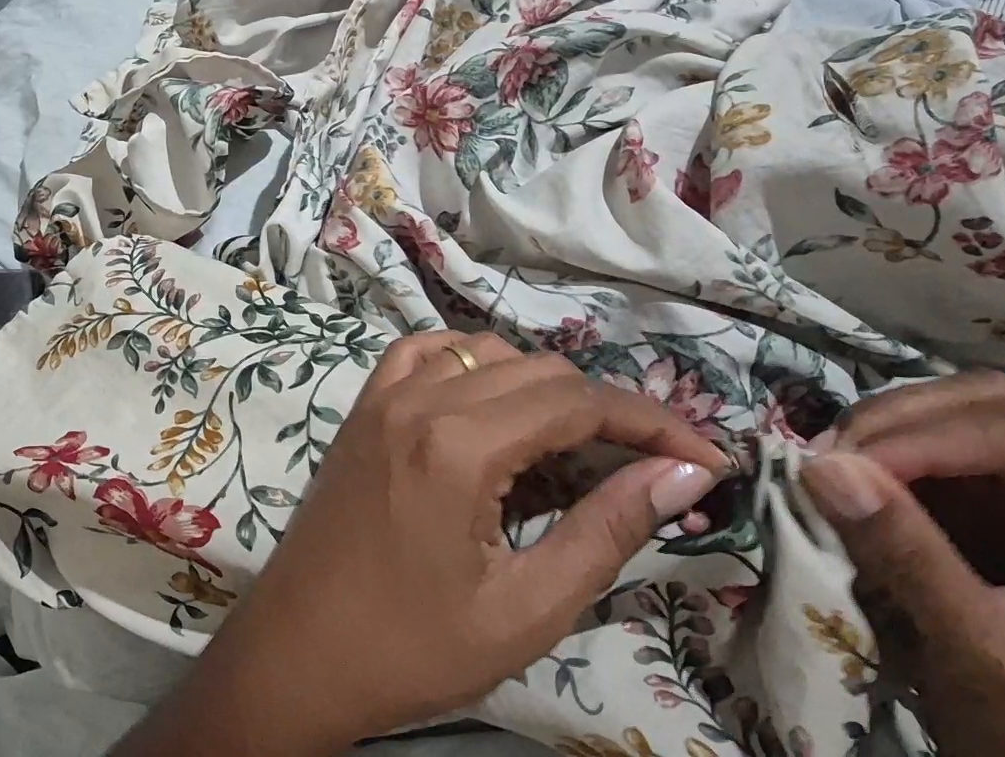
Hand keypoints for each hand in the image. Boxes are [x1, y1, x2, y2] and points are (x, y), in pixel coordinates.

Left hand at [112, 332, 729, 756]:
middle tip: (646, 464)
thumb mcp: (526, 608)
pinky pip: (422, 354)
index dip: (653, 422)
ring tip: (572, 445)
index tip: (706, 456)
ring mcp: (380, 398)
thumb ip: (607, 530)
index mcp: (459, 445)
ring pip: (482, 352)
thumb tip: (681, 472)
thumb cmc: (412, 647)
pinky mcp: (359, 410)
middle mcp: (418, 400)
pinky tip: (489, 402)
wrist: (298, 652)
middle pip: (537, 371)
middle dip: (603, 409)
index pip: (578, 402)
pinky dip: (469, 363)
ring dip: (539, 386)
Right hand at [801, 372, 1004, 756]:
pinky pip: (923, 456)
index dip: (921, 434)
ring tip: (825, 469)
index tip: (837, 464)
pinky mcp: (981, 513)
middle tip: (827, 457)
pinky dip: (873, 458)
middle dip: (897, 418)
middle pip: (987, 404)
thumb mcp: (977, 650)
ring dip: (879, 432)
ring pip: (949, 418)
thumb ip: (906, 556)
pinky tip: (839, 482)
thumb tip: (820, 468)